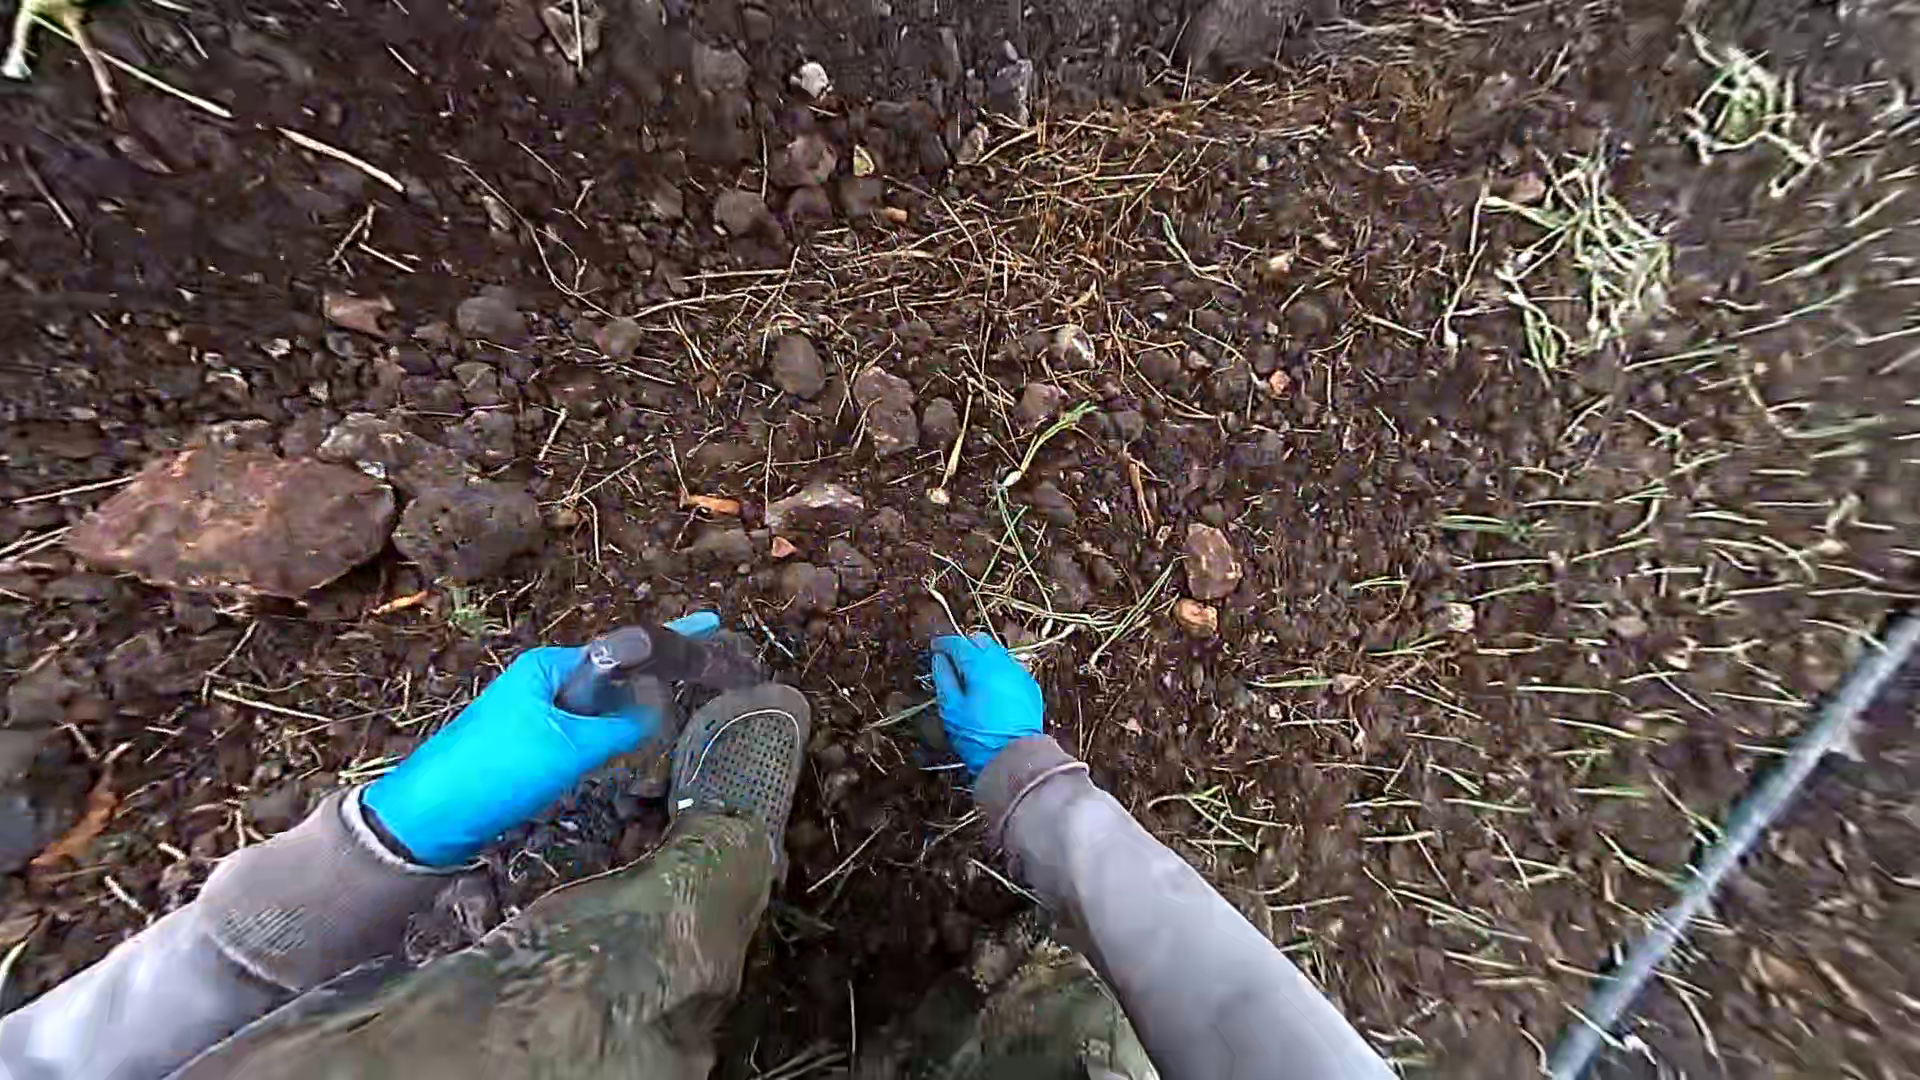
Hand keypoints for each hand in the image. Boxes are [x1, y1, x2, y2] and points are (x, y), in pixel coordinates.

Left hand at [364, 612, 721, 865]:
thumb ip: (623, 726)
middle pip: (613, 676)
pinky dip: (602, 737)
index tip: (707, 625)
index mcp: (549, 666)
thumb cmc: (499, 768)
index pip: (620, 647)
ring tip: (646, 728)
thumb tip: (657, 712)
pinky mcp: (529, 740)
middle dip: (644, 685)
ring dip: (621, 718)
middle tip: (684, 688)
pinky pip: (581, 729)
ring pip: (598, 707)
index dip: (666, 639)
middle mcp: (542, 680)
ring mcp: (534, 710)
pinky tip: (615, 751)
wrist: (424, 823)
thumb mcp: (572, 746)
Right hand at [929, 633, 1044, 775]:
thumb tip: (939, 658)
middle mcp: (1003, 663)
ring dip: (982, 656)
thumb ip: (944, 678)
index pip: (959, 643)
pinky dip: (998, 669)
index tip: (934, 647)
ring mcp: (1020, 673)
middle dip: (965, 645)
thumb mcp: (952, 709)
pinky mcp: (1030, 686)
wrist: (1017, 758)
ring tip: (970, 674)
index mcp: (981, 665)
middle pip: (981, 640)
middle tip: (952, 660)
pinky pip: (1010, 668)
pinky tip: (990, 687)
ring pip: (997, 652)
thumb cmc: (978, 736)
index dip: (944, 643)